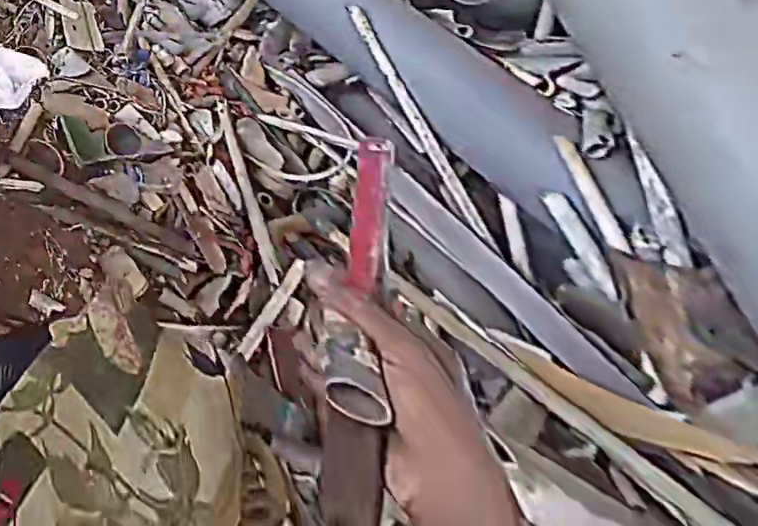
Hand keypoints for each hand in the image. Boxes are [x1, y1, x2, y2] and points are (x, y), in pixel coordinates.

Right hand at [304, 266, 521, 525]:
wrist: (437, 484)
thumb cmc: (444, 427)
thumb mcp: (406, 354)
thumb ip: (365, 313)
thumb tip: (326, 277)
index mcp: (414, 344)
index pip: (371, 301)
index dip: (344, 285)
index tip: (317, 272)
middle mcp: (391, 362)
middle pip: (343, 324)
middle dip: (326, 320)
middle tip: (316, 315)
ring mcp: (370, 384)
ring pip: (329, 351)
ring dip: (317, 348)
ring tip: (316, 349)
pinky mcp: (348, 404)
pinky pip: (320, 378)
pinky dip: (312, 374)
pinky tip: (313, 372)